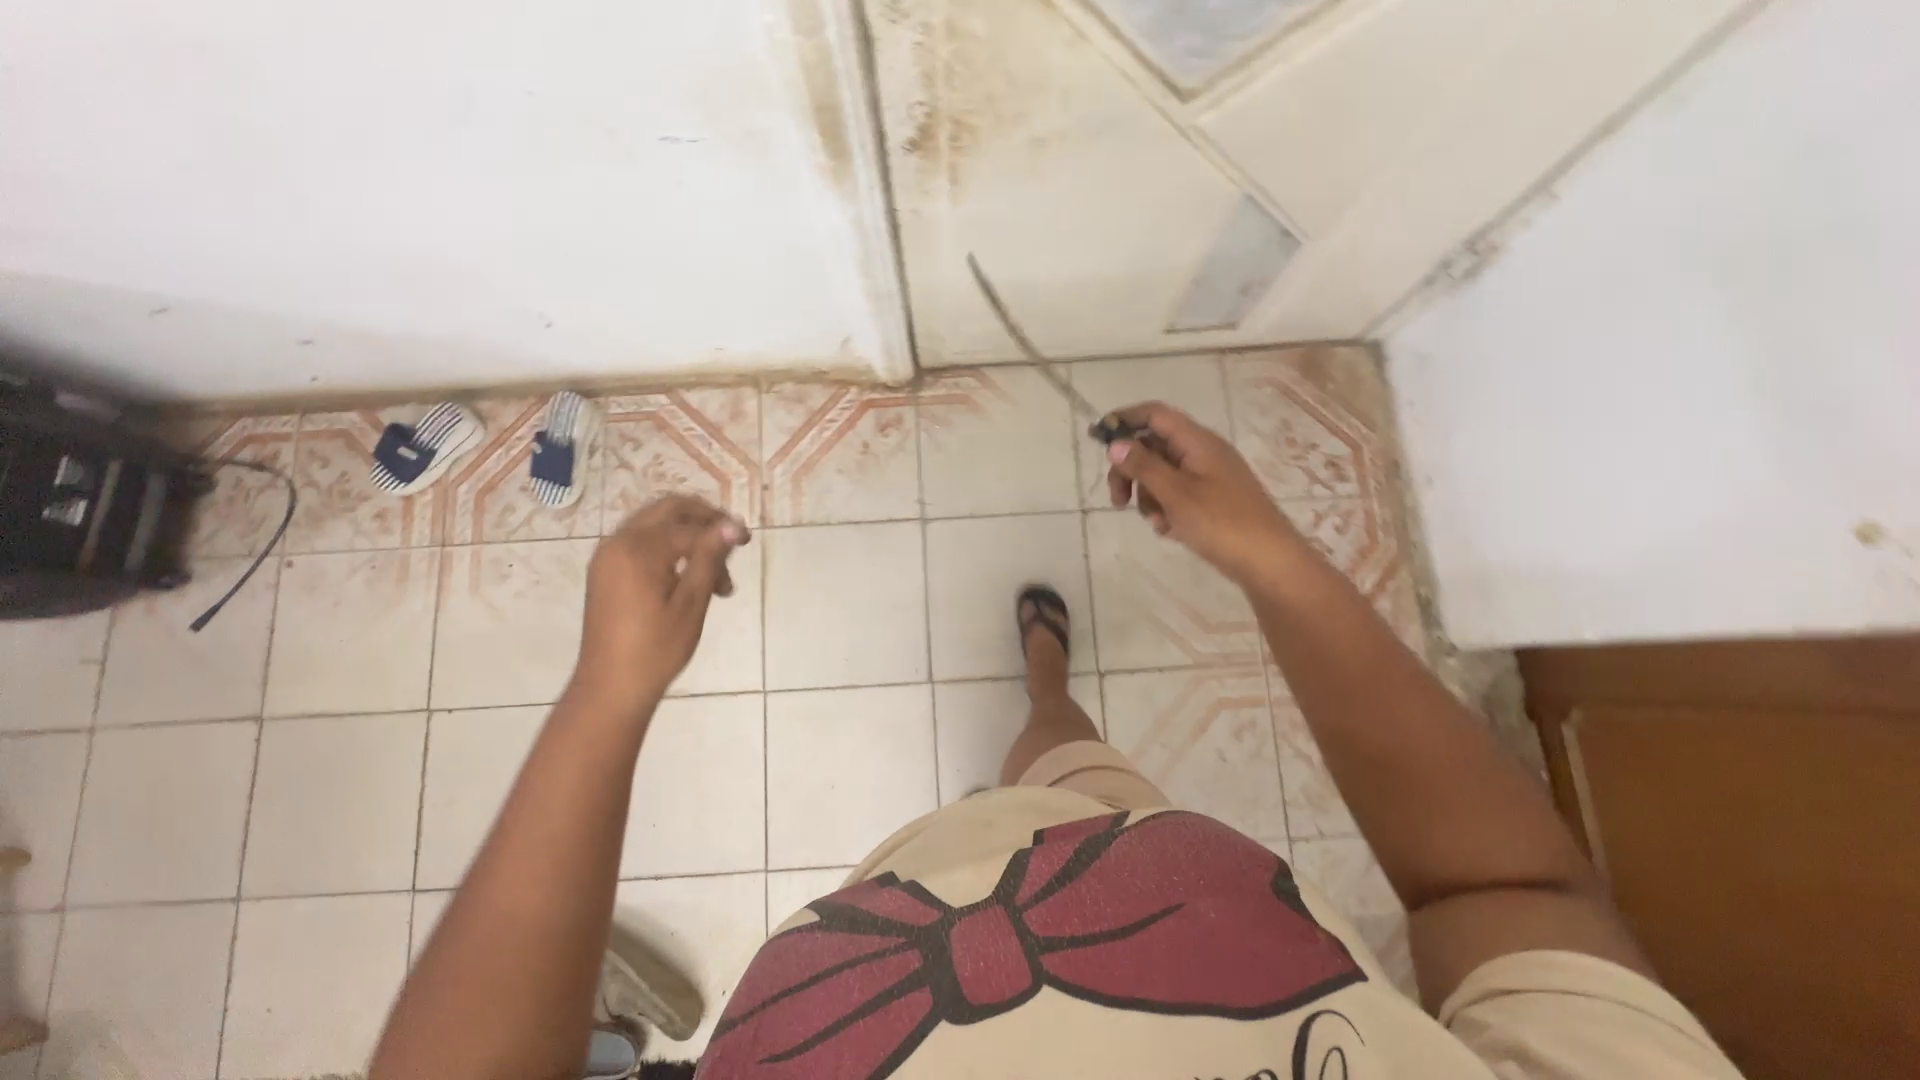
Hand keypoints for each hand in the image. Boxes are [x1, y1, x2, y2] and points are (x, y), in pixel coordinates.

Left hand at [571, 495, 748, 713]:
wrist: (611, 686)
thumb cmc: (656, 649)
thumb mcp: (692, 603)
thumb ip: (710, 558)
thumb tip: (732, 525)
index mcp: (638, 549)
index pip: (690, 527)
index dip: (722, 530)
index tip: (749, 541)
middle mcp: (618, 543)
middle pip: (667, 510)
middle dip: (704, 519)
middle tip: (732, 539)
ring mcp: (608, 556)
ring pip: (654, 526)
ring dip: (687, 536)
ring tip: (716, 572)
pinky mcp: (606, 571)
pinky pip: (641, 543)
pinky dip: (668, 548)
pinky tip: (689, 576)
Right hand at [1104, 402, 1300, 584]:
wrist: (1268, 561)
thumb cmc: (1222, 523)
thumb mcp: (1176, 493)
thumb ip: (1143, 466)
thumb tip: (1115, 443)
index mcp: (1197, 441)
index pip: (1155, 414)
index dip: (1125, 419)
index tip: (1098, 436)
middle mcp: (1203, 452)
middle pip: (1153, 447)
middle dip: (1131, 471)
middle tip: (1117, 500)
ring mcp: (1208, 477)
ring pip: (1162, 475)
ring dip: (1148, 496)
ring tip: (1157, 522)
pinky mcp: (1211, 501)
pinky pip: (1177, 495)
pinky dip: (1166, 509)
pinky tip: (1170, 531)